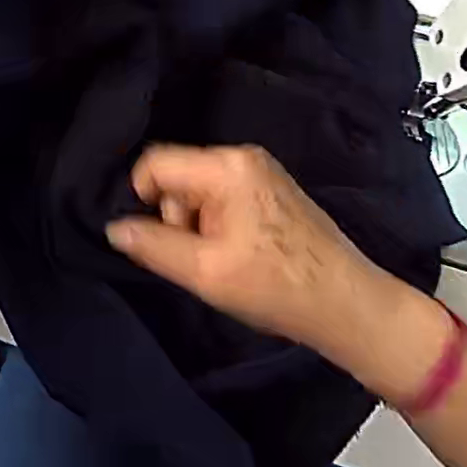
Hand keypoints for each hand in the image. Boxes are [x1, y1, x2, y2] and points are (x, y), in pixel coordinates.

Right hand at [105, 144, 450, 402]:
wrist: (353, 309)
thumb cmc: (277, 287)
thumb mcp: (203, 271)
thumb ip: (150, 244)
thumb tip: (113, 227)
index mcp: (226, 167)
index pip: (153, 163)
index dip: (140, 198)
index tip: (157, 238)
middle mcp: (242, 157)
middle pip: (174, 175)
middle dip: (172, 215)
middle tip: (196, 254)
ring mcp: (259, 171)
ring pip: (193, 187)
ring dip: (192, 222)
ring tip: (218, 258)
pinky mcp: (268, 188)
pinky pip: (216, 194)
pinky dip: (212, 222)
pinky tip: (234, 252)